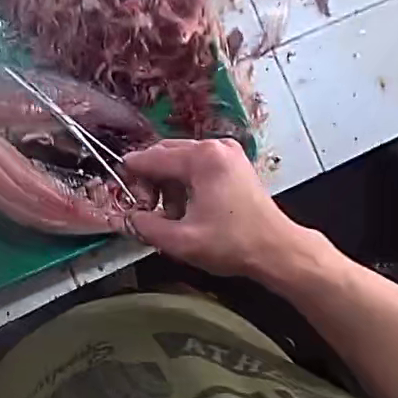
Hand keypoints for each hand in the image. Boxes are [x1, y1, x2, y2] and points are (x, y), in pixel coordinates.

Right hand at [124, 138, 321, 280]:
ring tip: (171, 216)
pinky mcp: (234, 165)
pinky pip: (198, 167)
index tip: (120, 194)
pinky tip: (188, 210)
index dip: (131, 175)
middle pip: (166, 154)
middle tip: (146, 210)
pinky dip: (186, 184)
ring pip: (181, 161)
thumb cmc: (233, 244)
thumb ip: (146, 226)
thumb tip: (128, 218)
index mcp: (203, 158)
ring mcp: (228, 154)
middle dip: (151, 181)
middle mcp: (216, 147)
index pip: (152, 157)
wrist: (277, 250)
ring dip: (168, 185)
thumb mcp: (181, 241)